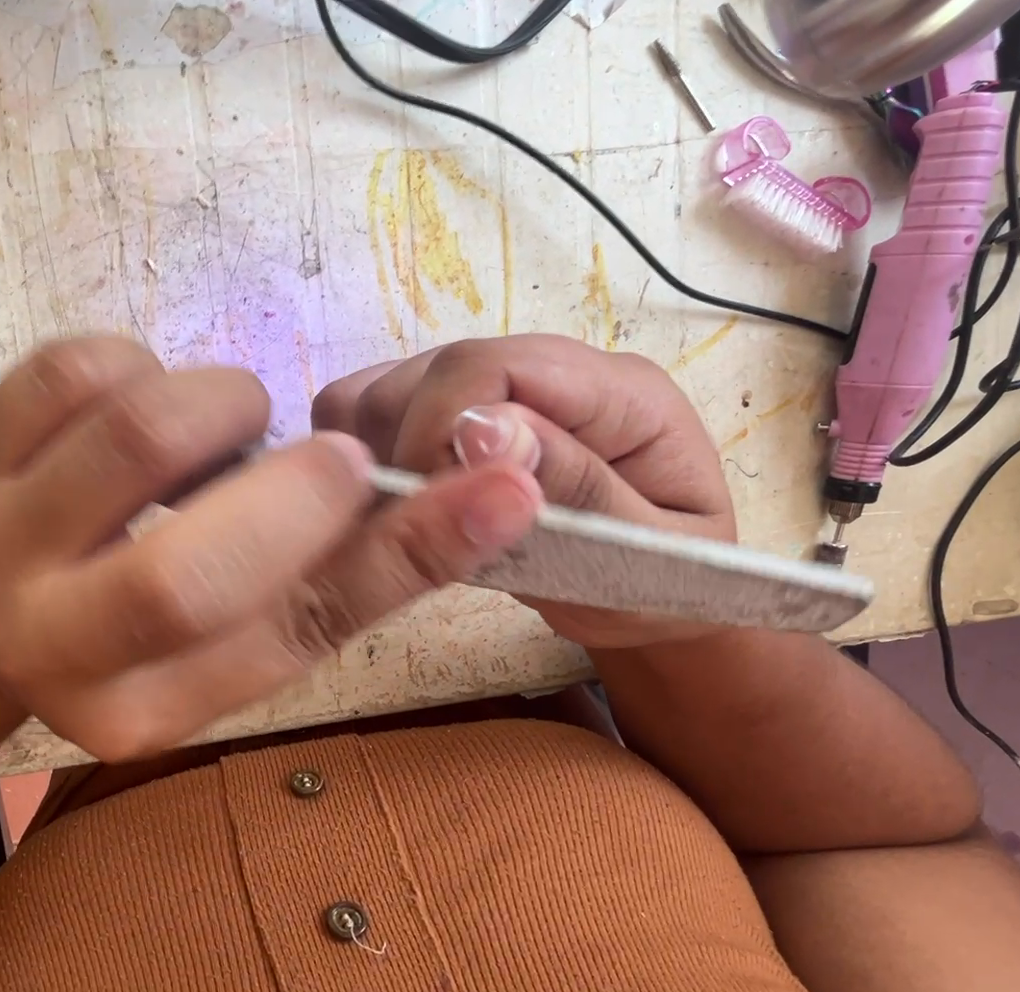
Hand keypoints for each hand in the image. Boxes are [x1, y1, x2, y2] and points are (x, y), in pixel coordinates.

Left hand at [0, 336, 543, 761]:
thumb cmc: (136, 634)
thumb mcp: (244, 633)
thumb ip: (354, 576)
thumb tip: (496, 497)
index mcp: (132, 711)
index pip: (269, 634)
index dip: (381, 549)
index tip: (465, 481)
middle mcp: (41, 642)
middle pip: (184, 568)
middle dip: (287, 482)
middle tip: (317, 457)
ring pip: (136, 431)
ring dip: (216, 406)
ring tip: (219, 431)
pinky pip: (75, 367)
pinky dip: (139, 363)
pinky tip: (139, 399)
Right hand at [312, 334, 734, 649]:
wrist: (650, 596)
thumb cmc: (658, 588)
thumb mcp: (643, 559)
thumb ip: (576, 488)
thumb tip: (480, 429)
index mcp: (616, 392)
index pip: (494, 368)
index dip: (438, 428)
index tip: (431, 510)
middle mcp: (549, 372)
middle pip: (431, 371)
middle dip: (406, 452)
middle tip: (424, 531)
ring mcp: (495, 391)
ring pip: (390, 389)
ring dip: (381, 459)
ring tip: (414, 527)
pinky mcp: (454, 414)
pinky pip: (373, 411)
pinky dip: (362, 458)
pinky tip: (393, 507)